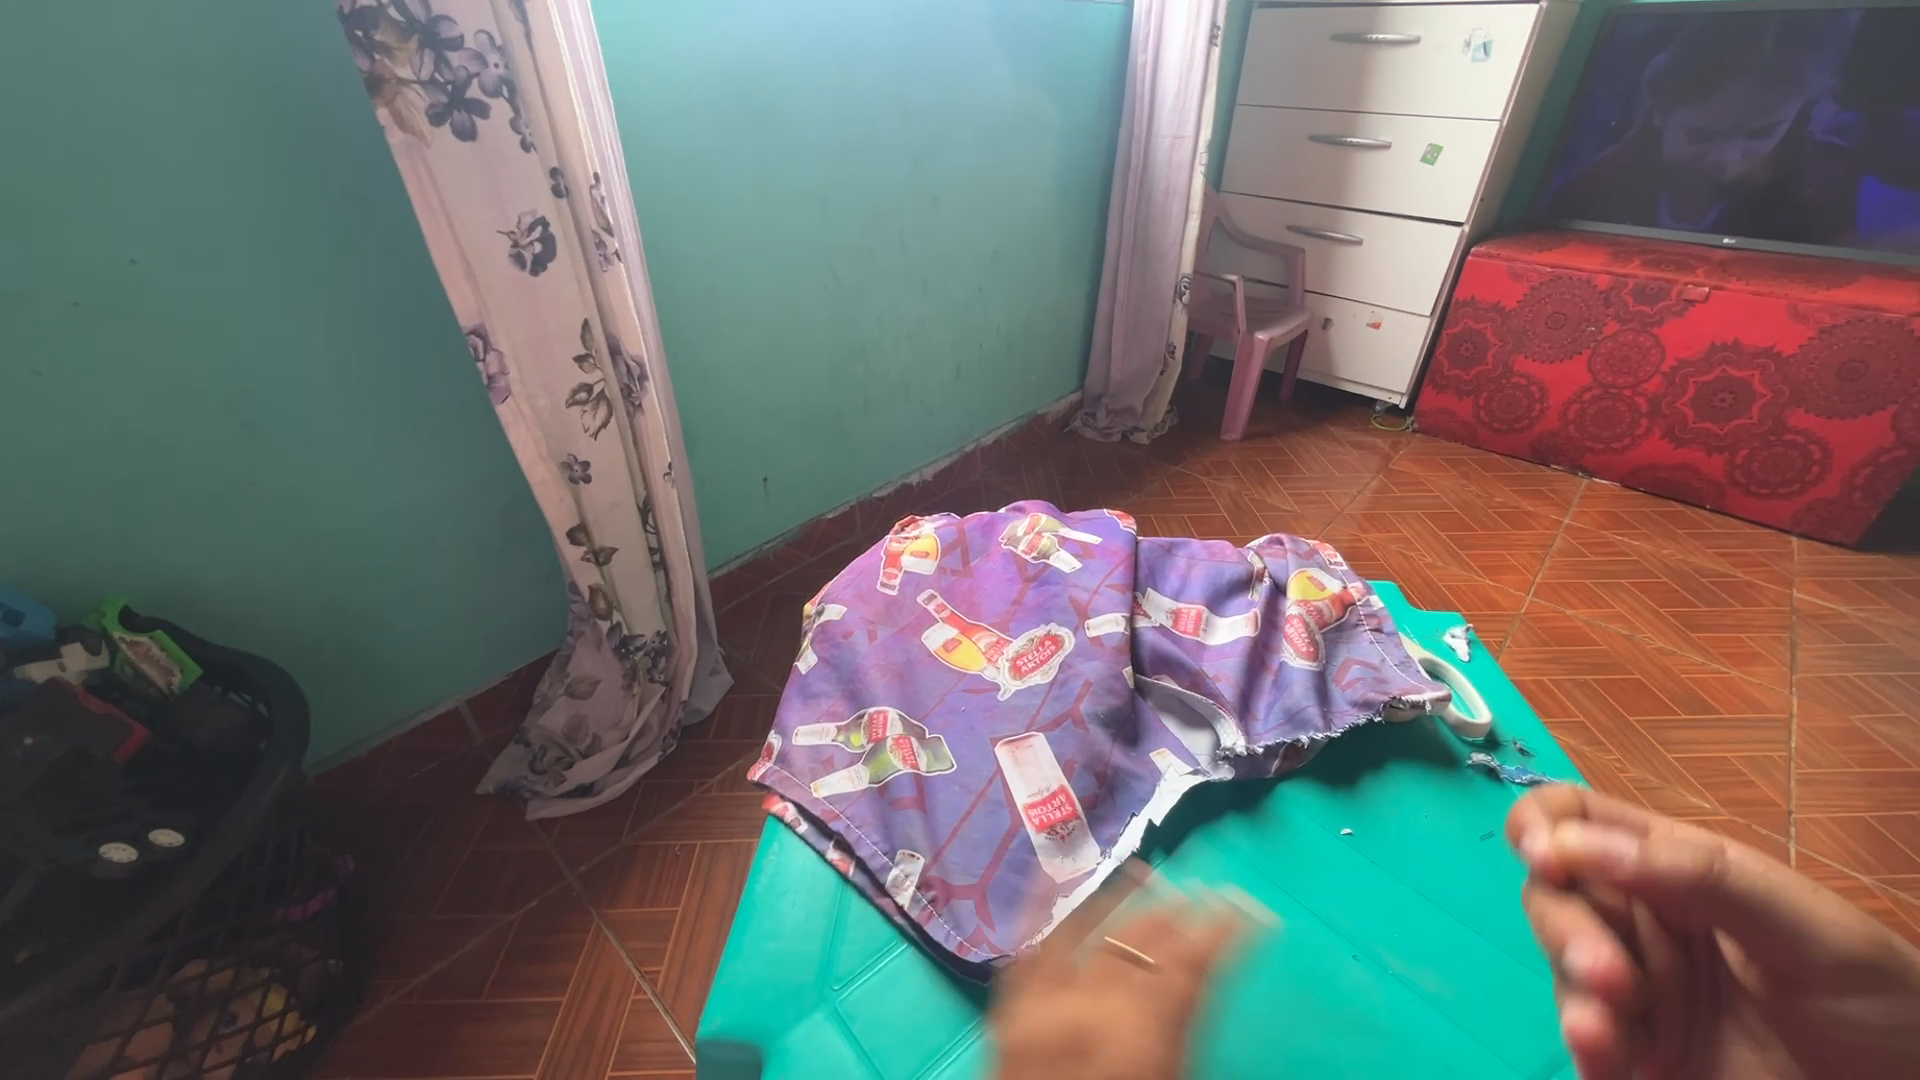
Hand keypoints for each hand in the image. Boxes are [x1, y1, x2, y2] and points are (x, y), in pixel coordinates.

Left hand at [988, 866, 1257, 1079]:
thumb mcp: (1171, 1079)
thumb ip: (1185, 1038)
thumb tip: (1201, 982)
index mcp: (1141, 1040)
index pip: (1191, 967)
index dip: (1222, 934)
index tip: (1245, 910)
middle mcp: (1088, 1009)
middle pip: (1143, 944)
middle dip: (1180, 915)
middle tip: (1207, 893)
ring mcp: (1040, 1003)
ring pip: (1088, 933)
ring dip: (1121, 902)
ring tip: (1148, 874)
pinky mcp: (1006, 1009)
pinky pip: (1027, 946)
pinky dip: (1040, 906)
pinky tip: (1053, 874)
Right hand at [1509, 786, 1919, 1078]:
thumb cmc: (1884, 1010)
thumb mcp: (1811, 933)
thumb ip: (1700, 875)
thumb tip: (1571, 843)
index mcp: (1667, 869)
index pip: (1573, 818)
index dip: (1541, 823)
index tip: (1542, 855)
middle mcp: (1634, 918)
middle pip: (1551, 890)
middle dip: (1563, 927)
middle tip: (1607, 976)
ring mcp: (1628, 984)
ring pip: (1556, 961)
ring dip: (1573, 990)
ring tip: (1606, 1033)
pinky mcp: (1629, 1049)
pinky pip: (1578, 1032)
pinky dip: (1581, 1041)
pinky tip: (1602, 1053)